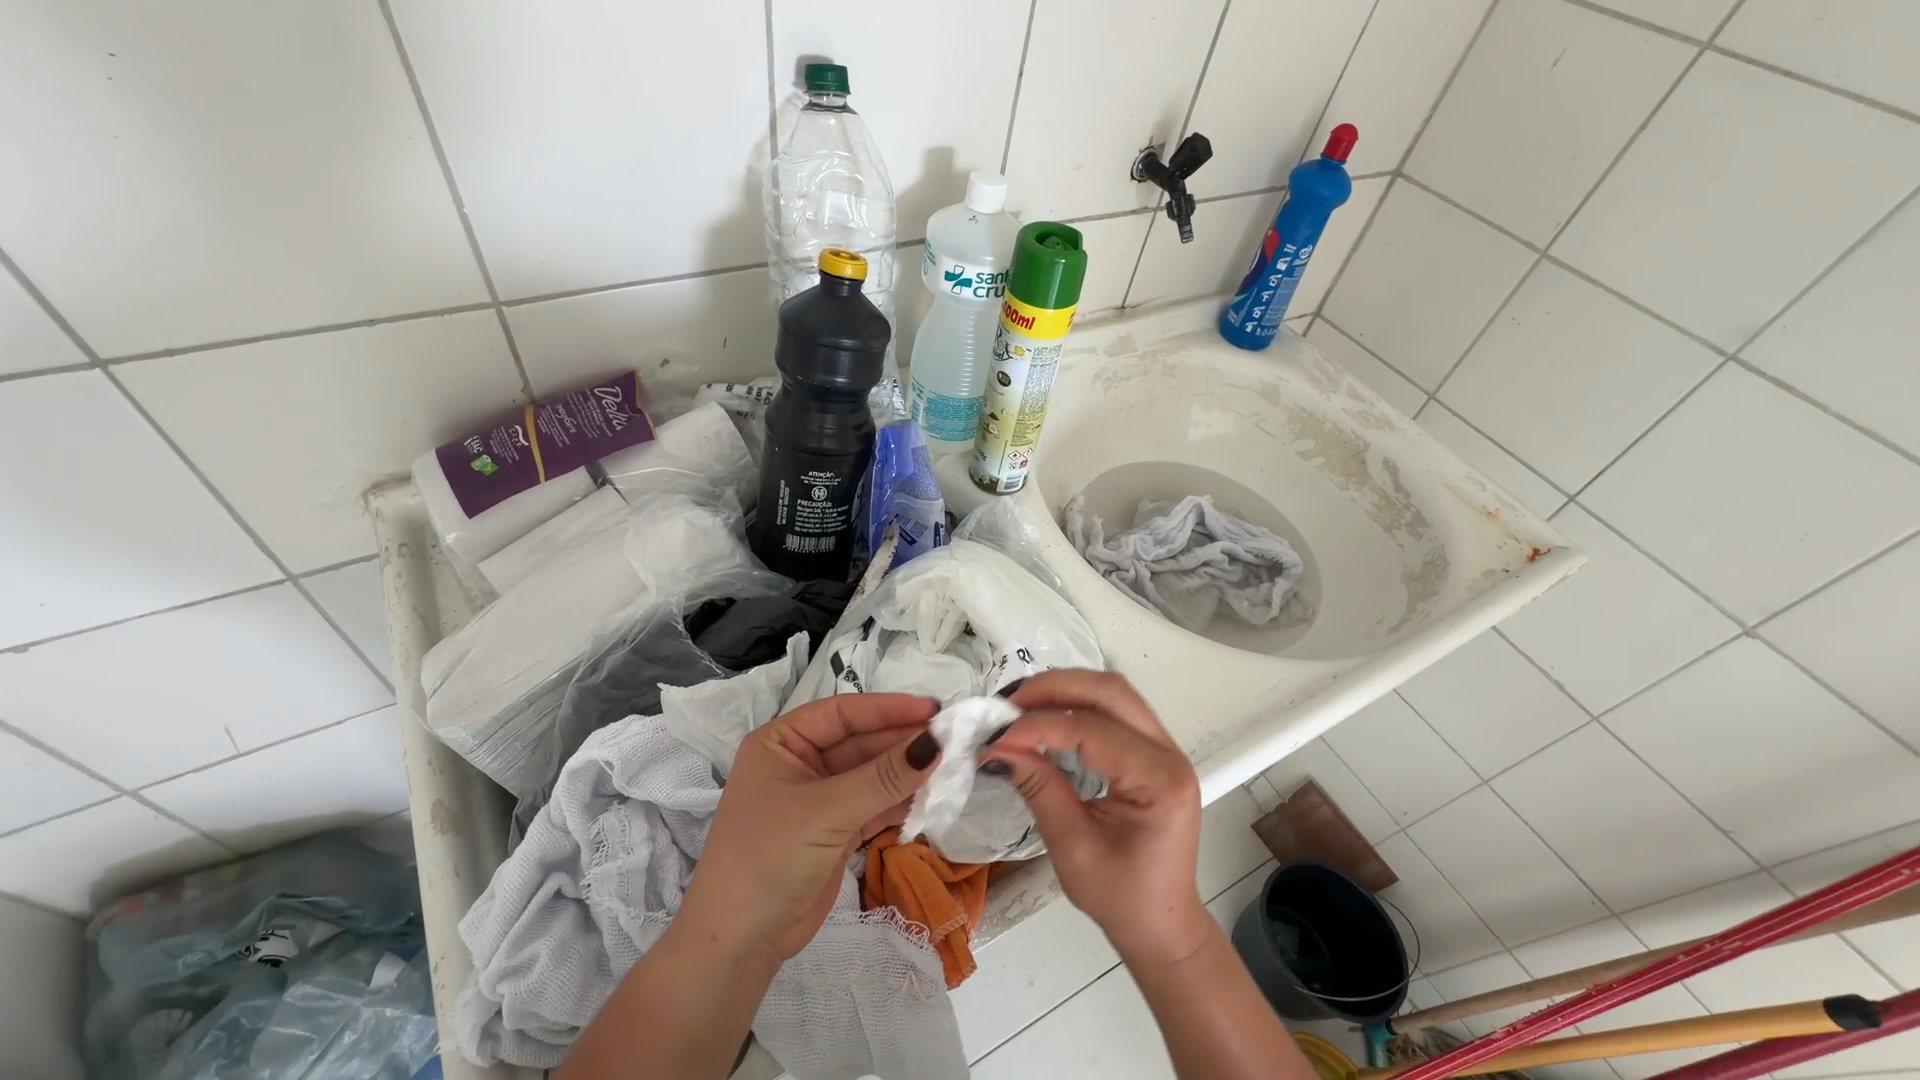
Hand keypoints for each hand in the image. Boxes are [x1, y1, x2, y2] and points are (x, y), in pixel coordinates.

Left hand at [677, 693, 941, 965]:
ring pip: (873, 774)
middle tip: (955, 739)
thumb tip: (934, 742)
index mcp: (781, 742)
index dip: (889, 708)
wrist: (740, 940)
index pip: (843, 713)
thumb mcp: (826, 811)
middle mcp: (800, 763)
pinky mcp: (836, 830)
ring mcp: (819, 798)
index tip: (935, 709)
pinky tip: (934, 797)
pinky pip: (875, 804)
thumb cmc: (769, 858)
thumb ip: (883, 777)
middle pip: (862, 742)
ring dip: (908, 772)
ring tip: (954, 765)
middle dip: (904, 741)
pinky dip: (902, 802)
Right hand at [981, 670, 1212, 968]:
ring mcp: (1166, 749)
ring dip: (1065, 690)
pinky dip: (1078, 705)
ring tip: (1020, 704)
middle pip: (1111, 692)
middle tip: (1006, 702)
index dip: (1038, 726)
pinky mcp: (1153, 753)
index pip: (1091, 730)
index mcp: (1158, 780)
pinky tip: (1047, 715)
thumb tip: (996, 749)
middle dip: (1054, 688)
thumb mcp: (1072, 848)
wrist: (1161, 923)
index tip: (994, 738)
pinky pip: (1116, 711)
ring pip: (1114, 694)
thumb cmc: (1121, 897)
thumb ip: (1039, 789)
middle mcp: (1169, 753)